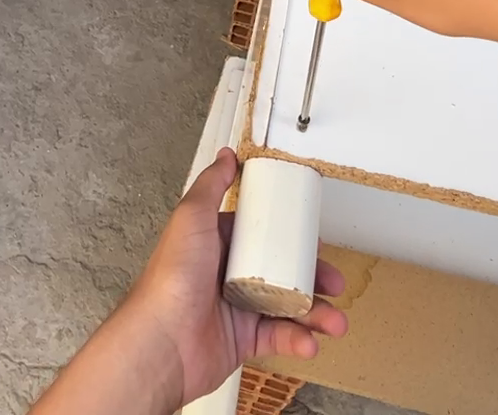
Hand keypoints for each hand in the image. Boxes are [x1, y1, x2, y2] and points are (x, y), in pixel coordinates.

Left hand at [124, 149, 346, 404]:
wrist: (162, 342)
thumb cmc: (172, 278)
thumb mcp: (192, 216)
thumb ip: (212, 184)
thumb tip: (226, 156)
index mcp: (219, 242)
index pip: (262, 234)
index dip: (290, 235)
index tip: (313, 236)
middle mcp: (228, 273)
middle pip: (281, 270)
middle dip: (312, 276)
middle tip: (333, 279)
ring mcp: (237, 307)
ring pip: (286, 305)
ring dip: (315, 312)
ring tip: (335, 319)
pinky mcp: (242, 340)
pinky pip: (278, 337)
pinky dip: (298, 340)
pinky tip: (310, 342)